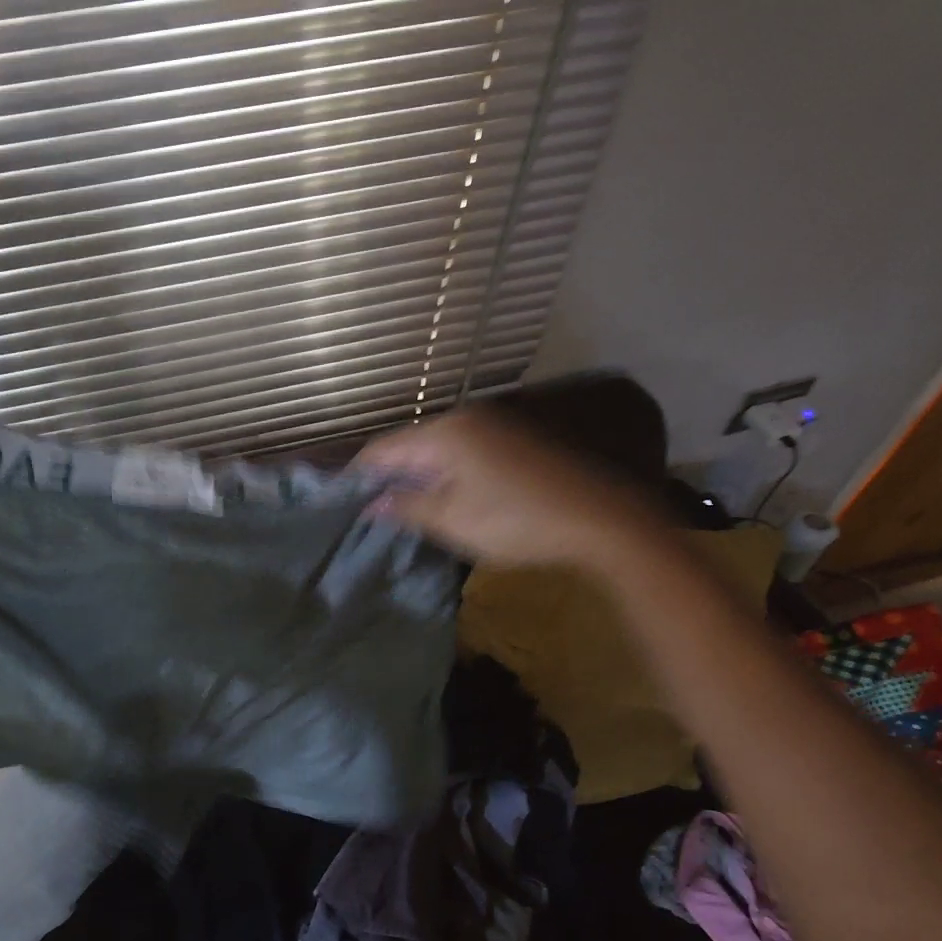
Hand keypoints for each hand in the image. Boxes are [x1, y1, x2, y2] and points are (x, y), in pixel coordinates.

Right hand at [356, 407, 661, 566]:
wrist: (603, 520)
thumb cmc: (518, 521)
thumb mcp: (453, 521)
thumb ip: (406, 507)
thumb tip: (371, 503)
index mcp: (444, 433)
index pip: (383, 448)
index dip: (358, 474)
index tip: (339, 499)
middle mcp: (466, 419)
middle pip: (410, 444)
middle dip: (388, 474)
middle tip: (369, 507)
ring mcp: (495, 426)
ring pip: (438, 447)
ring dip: (418, 474)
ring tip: (402, 506)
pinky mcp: (516, 440)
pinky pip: (464, 451)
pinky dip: (446, 471)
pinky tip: (444, 496)